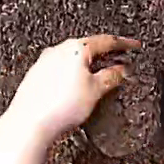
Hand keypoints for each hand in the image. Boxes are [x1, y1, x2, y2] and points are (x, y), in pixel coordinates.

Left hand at [6, 34, 141, 138]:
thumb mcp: (96, 90)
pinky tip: (76, 87)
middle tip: (120, 60)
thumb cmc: (60, 106)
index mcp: (76, 48)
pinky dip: (74, 74)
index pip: (107, 41)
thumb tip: (122, 69)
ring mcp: (45, 62)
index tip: (134, 45)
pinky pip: (61, 69)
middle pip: (89, 48)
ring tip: (100, 77)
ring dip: (90, 65)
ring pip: (74, 59)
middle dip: (106, 54)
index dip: (124, 44)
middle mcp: (58, 50)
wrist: (29, 123)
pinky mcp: (37, 76)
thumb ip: (113, 76)